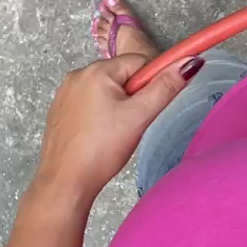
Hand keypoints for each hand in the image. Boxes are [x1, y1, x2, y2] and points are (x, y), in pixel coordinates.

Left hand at [32, 54, 189, 202]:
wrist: (64, 184)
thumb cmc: (102, 150)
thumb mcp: (139, 117)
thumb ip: (165, 87)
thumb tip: (188, 62)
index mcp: (96, 71)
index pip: (138, 62)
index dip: (150, 83)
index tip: (146, 108)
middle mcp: (77, 75)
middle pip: (121, 75)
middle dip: (132, 96)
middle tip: (131, 124)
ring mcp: (64, 93)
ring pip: (105, 90)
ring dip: (116, 105)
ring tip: (115, 133)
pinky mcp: (58, 110)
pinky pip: (88, 102)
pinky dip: (98, 114)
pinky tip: (98, 136)